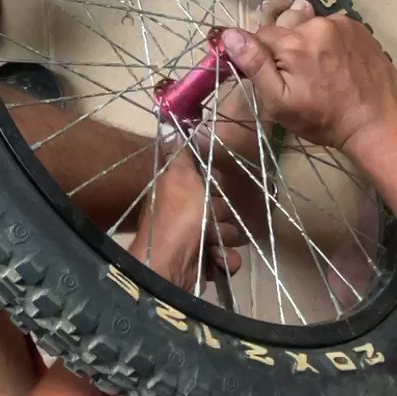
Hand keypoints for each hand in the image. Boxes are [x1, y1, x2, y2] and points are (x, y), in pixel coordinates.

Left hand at [126, 150, 241, 291]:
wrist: (170, 268)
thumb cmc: (178, 218)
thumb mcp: (181, 177)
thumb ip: (183, 155)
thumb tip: (176, 127)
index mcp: (175, 191)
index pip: (203, 179)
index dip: (213, 181)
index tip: (217, 183)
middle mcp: (182, 213)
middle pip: (219, 206)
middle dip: (222, 214)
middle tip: (212, 217)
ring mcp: (192, 239)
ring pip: (226, 232)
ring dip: (224, 238)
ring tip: (212, 242)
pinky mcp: (202, 263)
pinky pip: (225, 256)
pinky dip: (223, 259)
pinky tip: (217, 259)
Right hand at [218, 0, 396, 151]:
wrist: (376, 123)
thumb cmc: (323, 119)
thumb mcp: (280, 102)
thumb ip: (255, 65)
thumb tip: (230, 35)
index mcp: (293, 43)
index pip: (261, 34)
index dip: (261, 54)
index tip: (272, 75)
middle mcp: (316, 24)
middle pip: (287, 28)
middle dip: (286, 48)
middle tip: (299, 76)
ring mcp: (341, 23)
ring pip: (310, 27)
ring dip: (309, 43)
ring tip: (321, 71)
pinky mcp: (359, 27)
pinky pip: (332, 28)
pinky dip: (329, 41)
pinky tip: (337, 63)